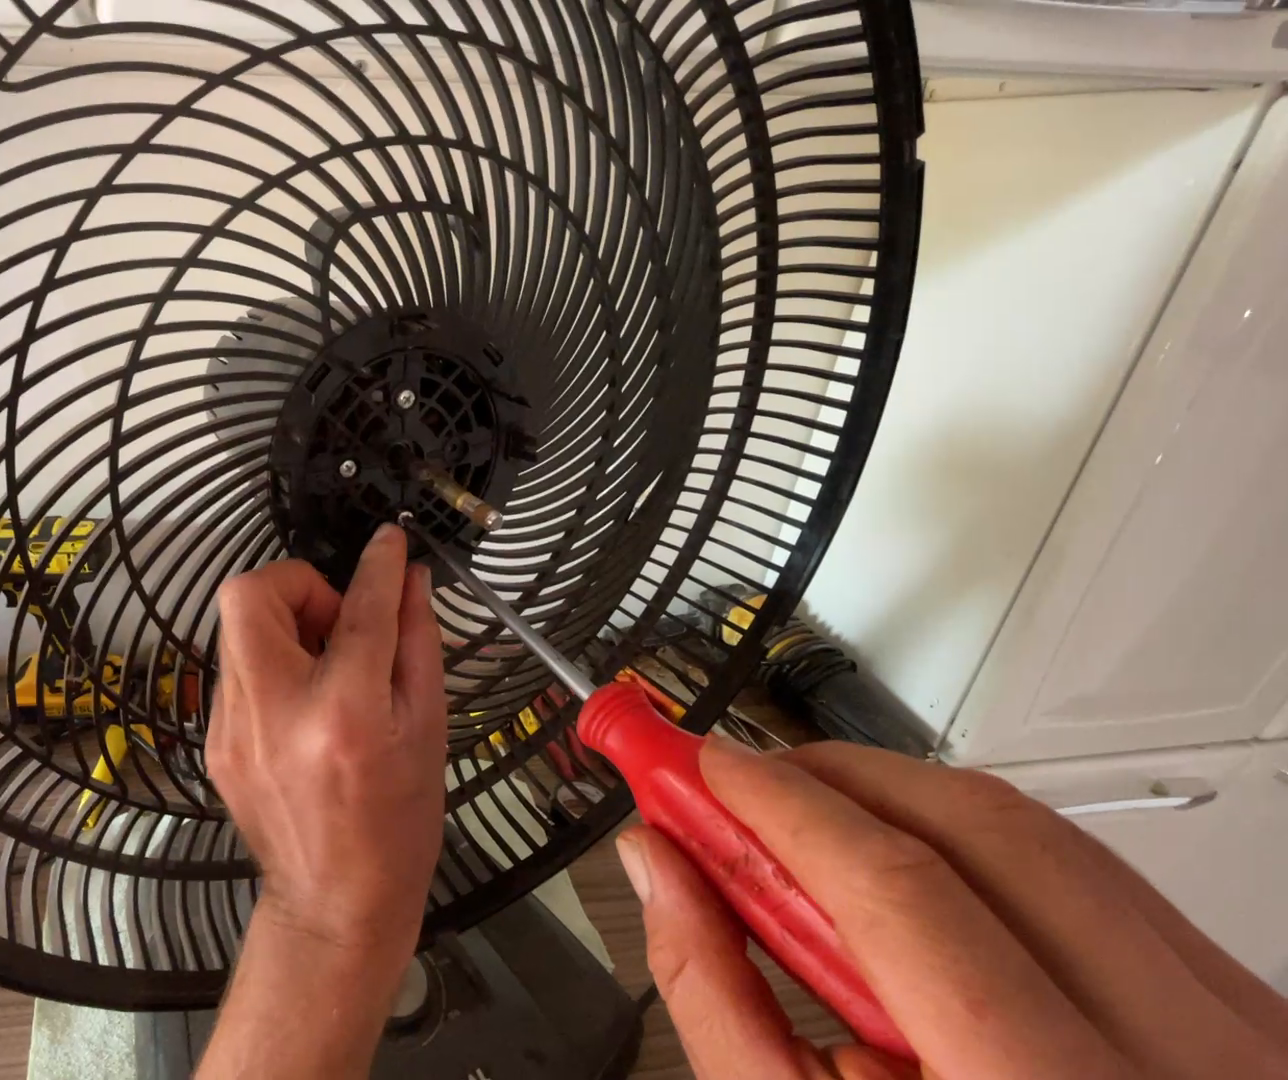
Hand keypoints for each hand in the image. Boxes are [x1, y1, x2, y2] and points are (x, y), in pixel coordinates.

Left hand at [207, 524, 447, 950]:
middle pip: (249, 595)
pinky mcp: (215, 741)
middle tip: (334, 617)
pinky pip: (237, 668)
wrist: (333, 906)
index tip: (389, 544)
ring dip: (283, 622)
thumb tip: (410, 583)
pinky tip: (304, 700)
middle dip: (296, 582)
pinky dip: (273, 661)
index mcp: (345, 716)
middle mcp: (276, 715)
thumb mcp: (428, 732)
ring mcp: (233, 729)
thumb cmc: (397, 825)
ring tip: (324, 662)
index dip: (378, 566)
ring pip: (236, 628)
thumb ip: (417, 645)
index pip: (358, 611)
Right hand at [615, 739, 1287, 1079]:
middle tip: (736, 788)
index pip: (898, 887)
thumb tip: (656, 862)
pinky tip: (894, 872)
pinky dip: (959, 839)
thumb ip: (710, 988)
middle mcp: (1190, 1063)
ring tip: (802, 828)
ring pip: (1030, 832)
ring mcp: (1240, 1031)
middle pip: (974, 826)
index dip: (778, 802)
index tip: (700, 765)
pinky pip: (1079, 867)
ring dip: (886, 799)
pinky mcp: (1240, 1007)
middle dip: (826, 778)